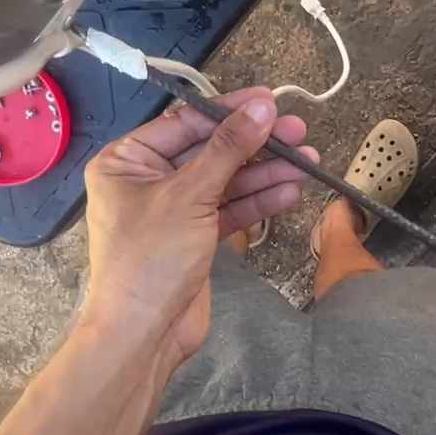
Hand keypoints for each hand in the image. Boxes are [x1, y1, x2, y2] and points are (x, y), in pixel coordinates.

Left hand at [81, 88, 316, 363]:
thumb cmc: (150, 259)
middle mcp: (148, 181)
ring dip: (265, 173)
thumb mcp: (190, 196)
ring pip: (226, 182)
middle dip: (255, 145)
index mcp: (127, 161)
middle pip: (210, 152)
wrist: (145, 333)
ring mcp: (174, 211)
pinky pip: (229, 210)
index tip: (271, 102)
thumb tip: (262, 108)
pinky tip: (289, 191)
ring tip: (307, 161)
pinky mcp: (195, 238)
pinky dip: (257, 202)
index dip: (231, 111)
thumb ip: (228, 150)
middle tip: (298, 132)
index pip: (186, 124)